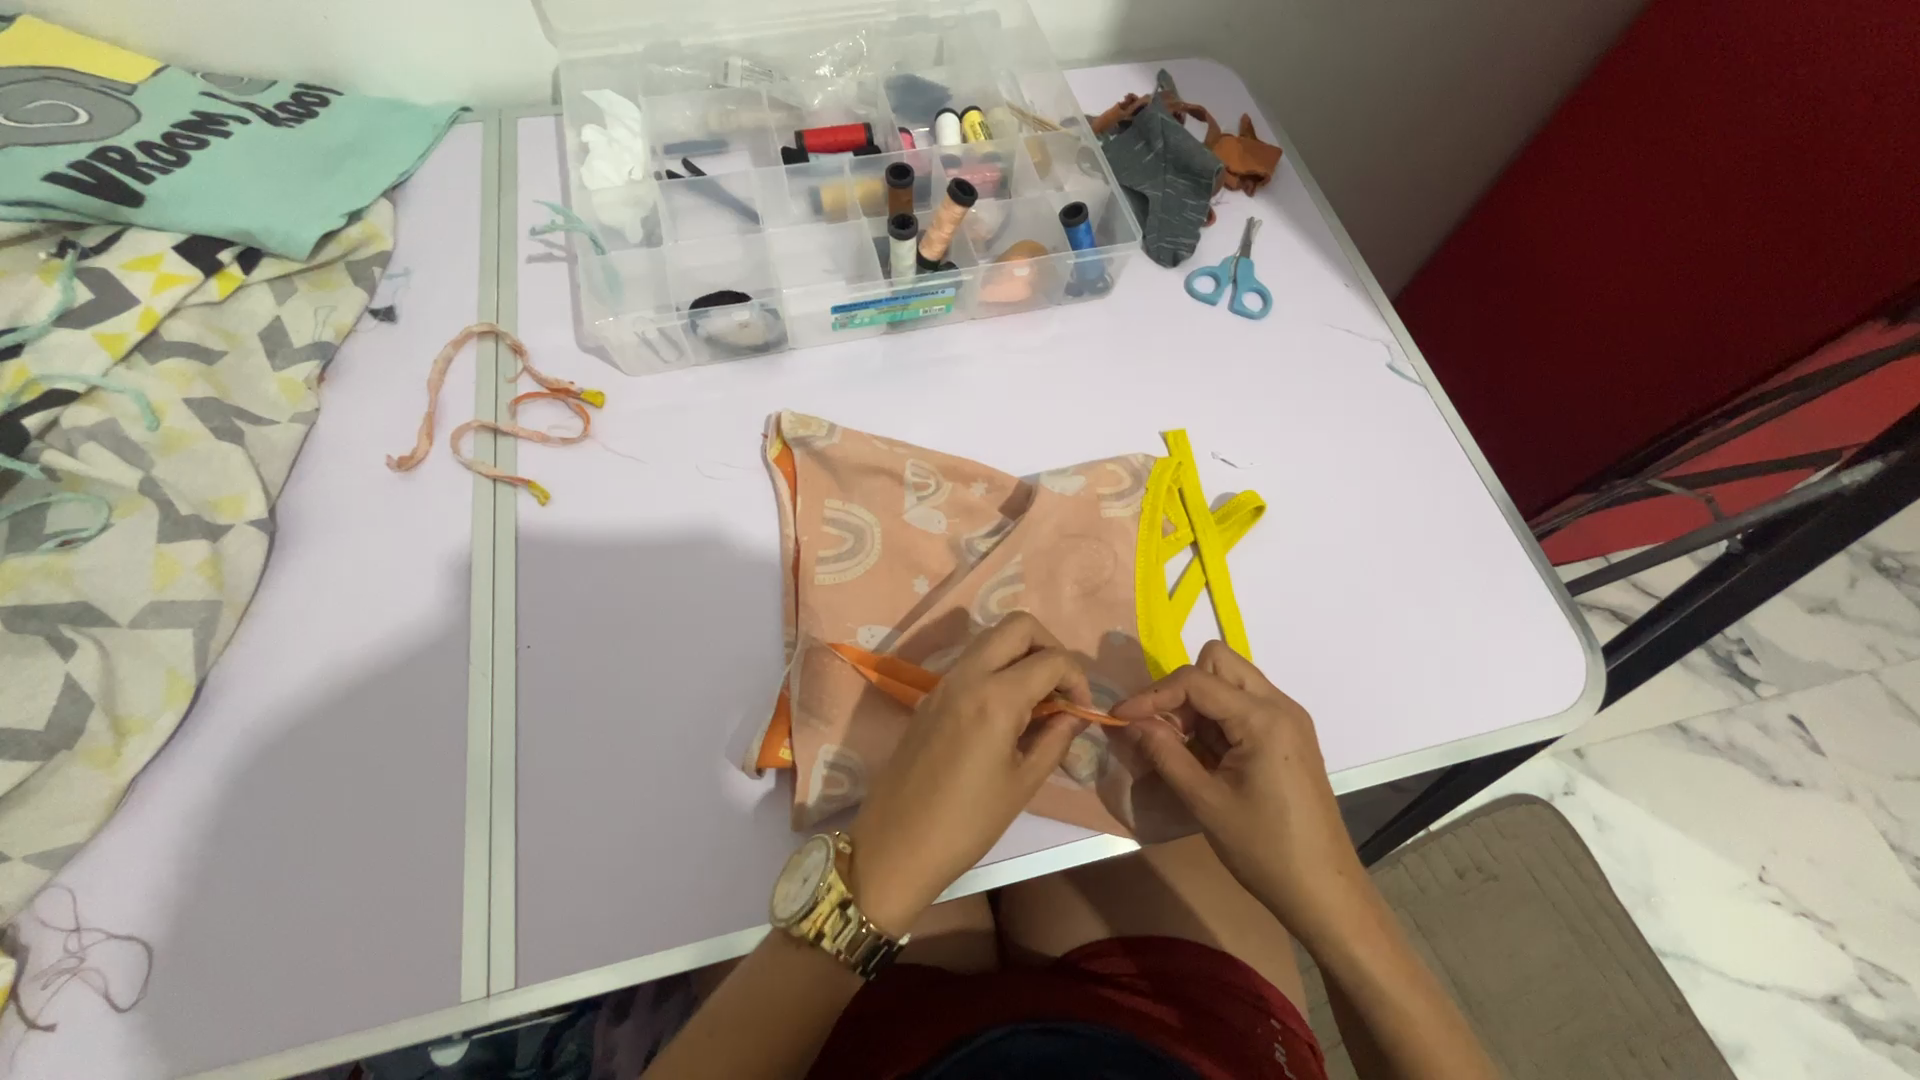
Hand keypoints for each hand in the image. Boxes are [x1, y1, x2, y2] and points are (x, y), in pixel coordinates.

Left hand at [848, 613, 1090, 935]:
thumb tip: (1074, 713)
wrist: (896, 845)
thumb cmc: (967, 823)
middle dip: (1049, 645)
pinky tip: (1005, 713)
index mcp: (996, 696)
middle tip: (1060, 687)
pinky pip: (970, 663)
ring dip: (1020, 655)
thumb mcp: (1023, 783)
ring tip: (1036, 701)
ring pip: (990, 639)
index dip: (1078, 679)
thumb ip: (1055, 738)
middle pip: (1017, 625)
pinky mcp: (929, 697)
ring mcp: (943, 683)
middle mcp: (968, 676)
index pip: (1052, 659)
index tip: (1082, 711)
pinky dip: (996, 670)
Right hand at [1110, 641, 1367, 942]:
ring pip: (1230, 680)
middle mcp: (1280, 706)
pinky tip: (1205, 756)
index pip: (1195, 679)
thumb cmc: (1264, 849)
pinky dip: (1216, 718)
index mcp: (1263, 718)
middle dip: (1181, 689)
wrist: (1324, 891)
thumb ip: (1164, 753)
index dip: (1152, 694)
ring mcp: (1288, 719)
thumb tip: (1129, 723)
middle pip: (1218, 661)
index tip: (1120, 718)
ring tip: (1180, 747)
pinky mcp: (1288, 736)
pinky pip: (1243, 705)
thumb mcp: (1205, 801)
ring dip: (1198, 703)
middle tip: (1162, 729)